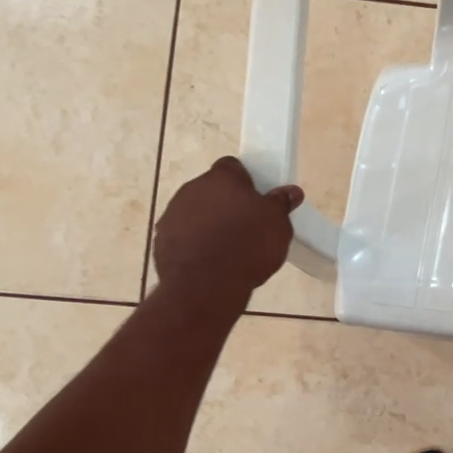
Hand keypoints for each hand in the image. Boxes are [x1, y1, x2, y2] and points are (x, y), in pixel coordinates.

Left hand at [152, 157, 303, 321]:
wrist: (205, 286)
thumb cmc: (248, 246)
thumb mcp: (278, 225)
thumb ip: (281, 204)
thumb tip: (291, 192)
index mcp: (222, 178)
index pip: (233, 167)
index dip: (246, 181)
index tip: (258, 199)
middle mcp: (192, 189)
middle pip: (213, 189)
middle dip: (227, 203)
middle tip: (247, 225)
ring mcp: (173, 214)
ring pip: (196, 211)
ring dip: (209, 222)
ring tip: (228, 247)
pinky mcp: (161, 239)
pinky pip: (183, 234)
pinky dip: (195, 242)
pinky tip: (210, 261)